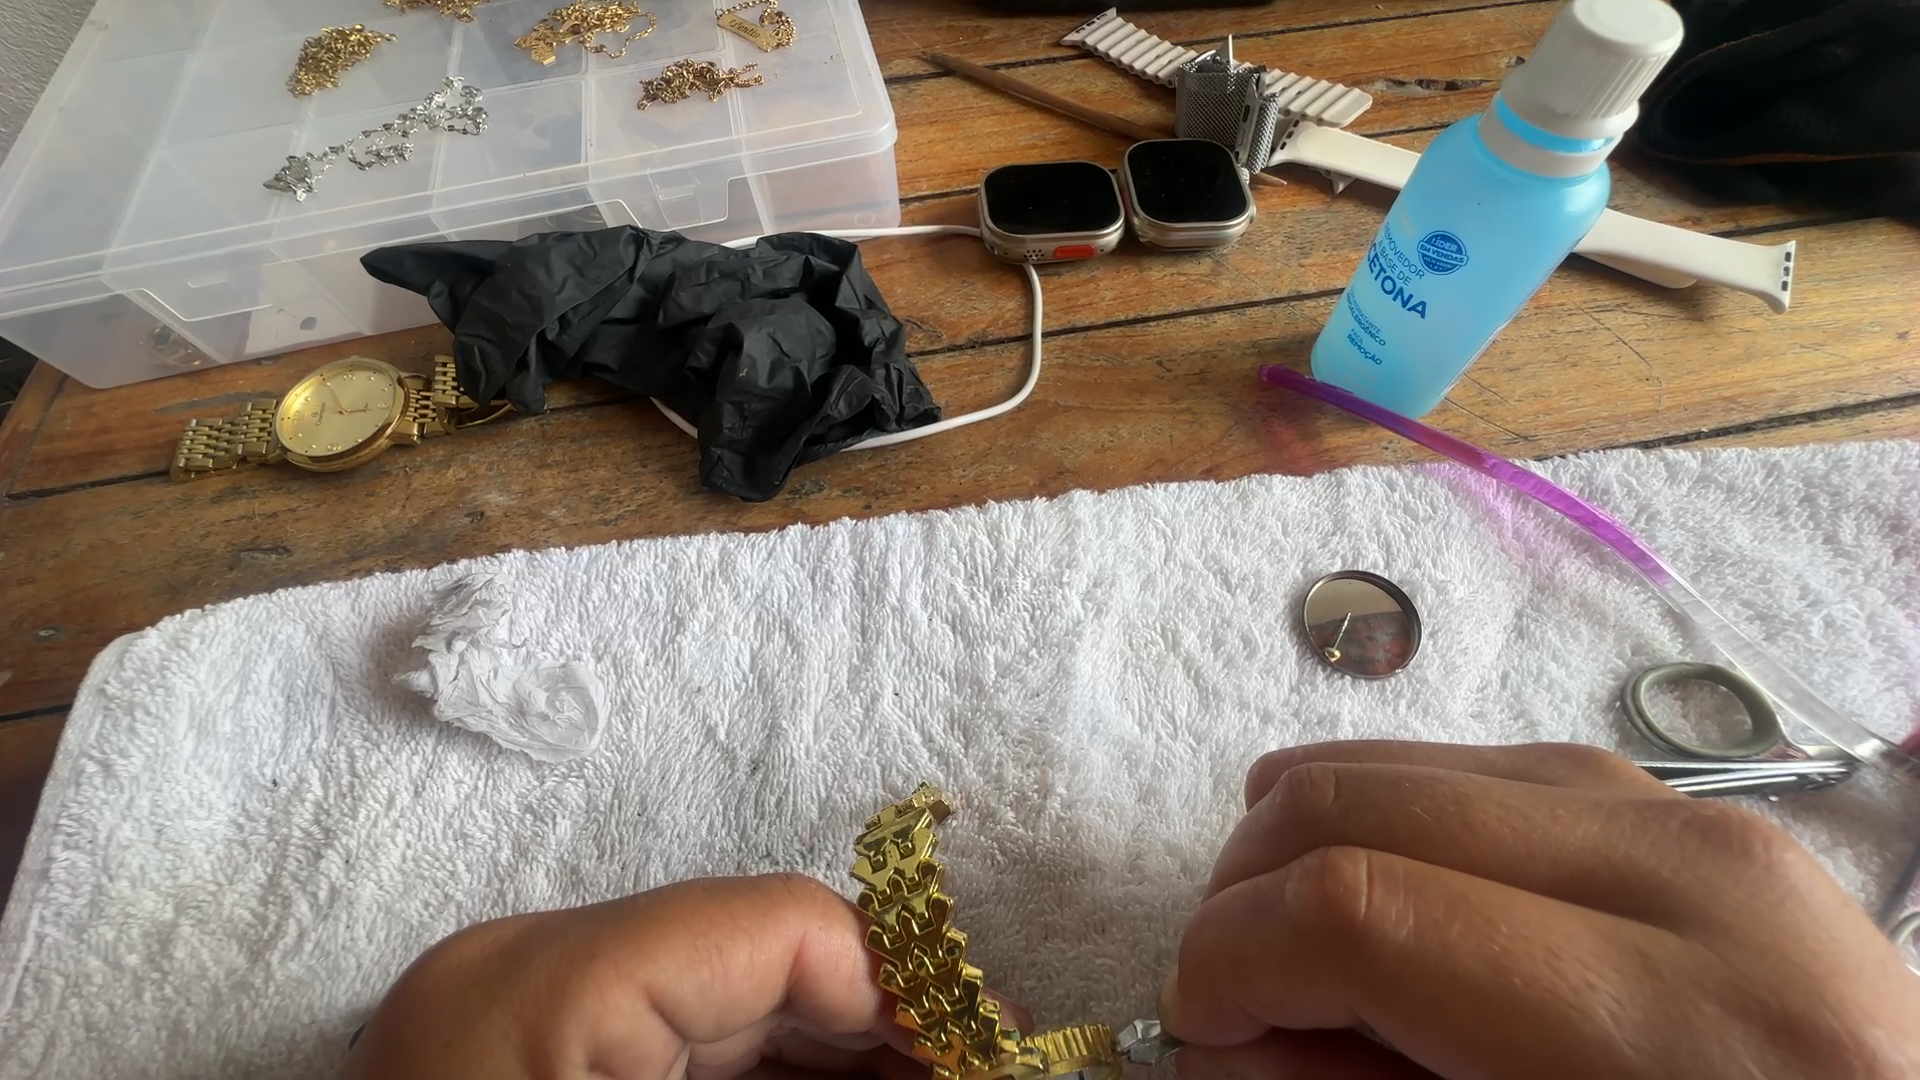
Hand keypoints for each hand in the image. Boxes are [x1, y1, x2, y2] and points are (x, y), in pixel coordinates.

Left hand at [342, 873, 928, 1079]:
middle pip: (766, 954)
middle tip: (981, 1059)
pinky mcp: (546, 1042)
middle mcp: (536, 963)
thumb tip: (980, 1060)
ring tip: (931, 1067)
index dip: (898, 984)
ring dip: (840, 1044)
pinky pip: (694, 1035)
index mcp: (547, 988)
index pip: (774, 924)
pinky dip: (780, 1068)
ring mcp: (532, 1002)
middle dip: (883, 1016)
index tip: (982, 1051)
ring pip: (738, 995)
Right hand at [1161, 741, 1919, 1079]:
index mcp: (1699, 1025)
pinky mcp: (1615, 777)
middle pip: (1341, 809)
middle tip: (1220, 983)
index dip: (1233, 958)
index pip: (1360, 911)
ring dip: (1274, 850)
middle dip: (1235, 895)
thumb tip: (1207, 1042)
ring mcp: (1651, 796)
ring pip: (1364, 768)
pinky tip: (1337, 883)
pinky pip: (1414, 762)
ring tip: (1275, 939)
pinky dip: (1335, 814)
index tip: (1192, 1020)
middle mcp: (1683, 865)